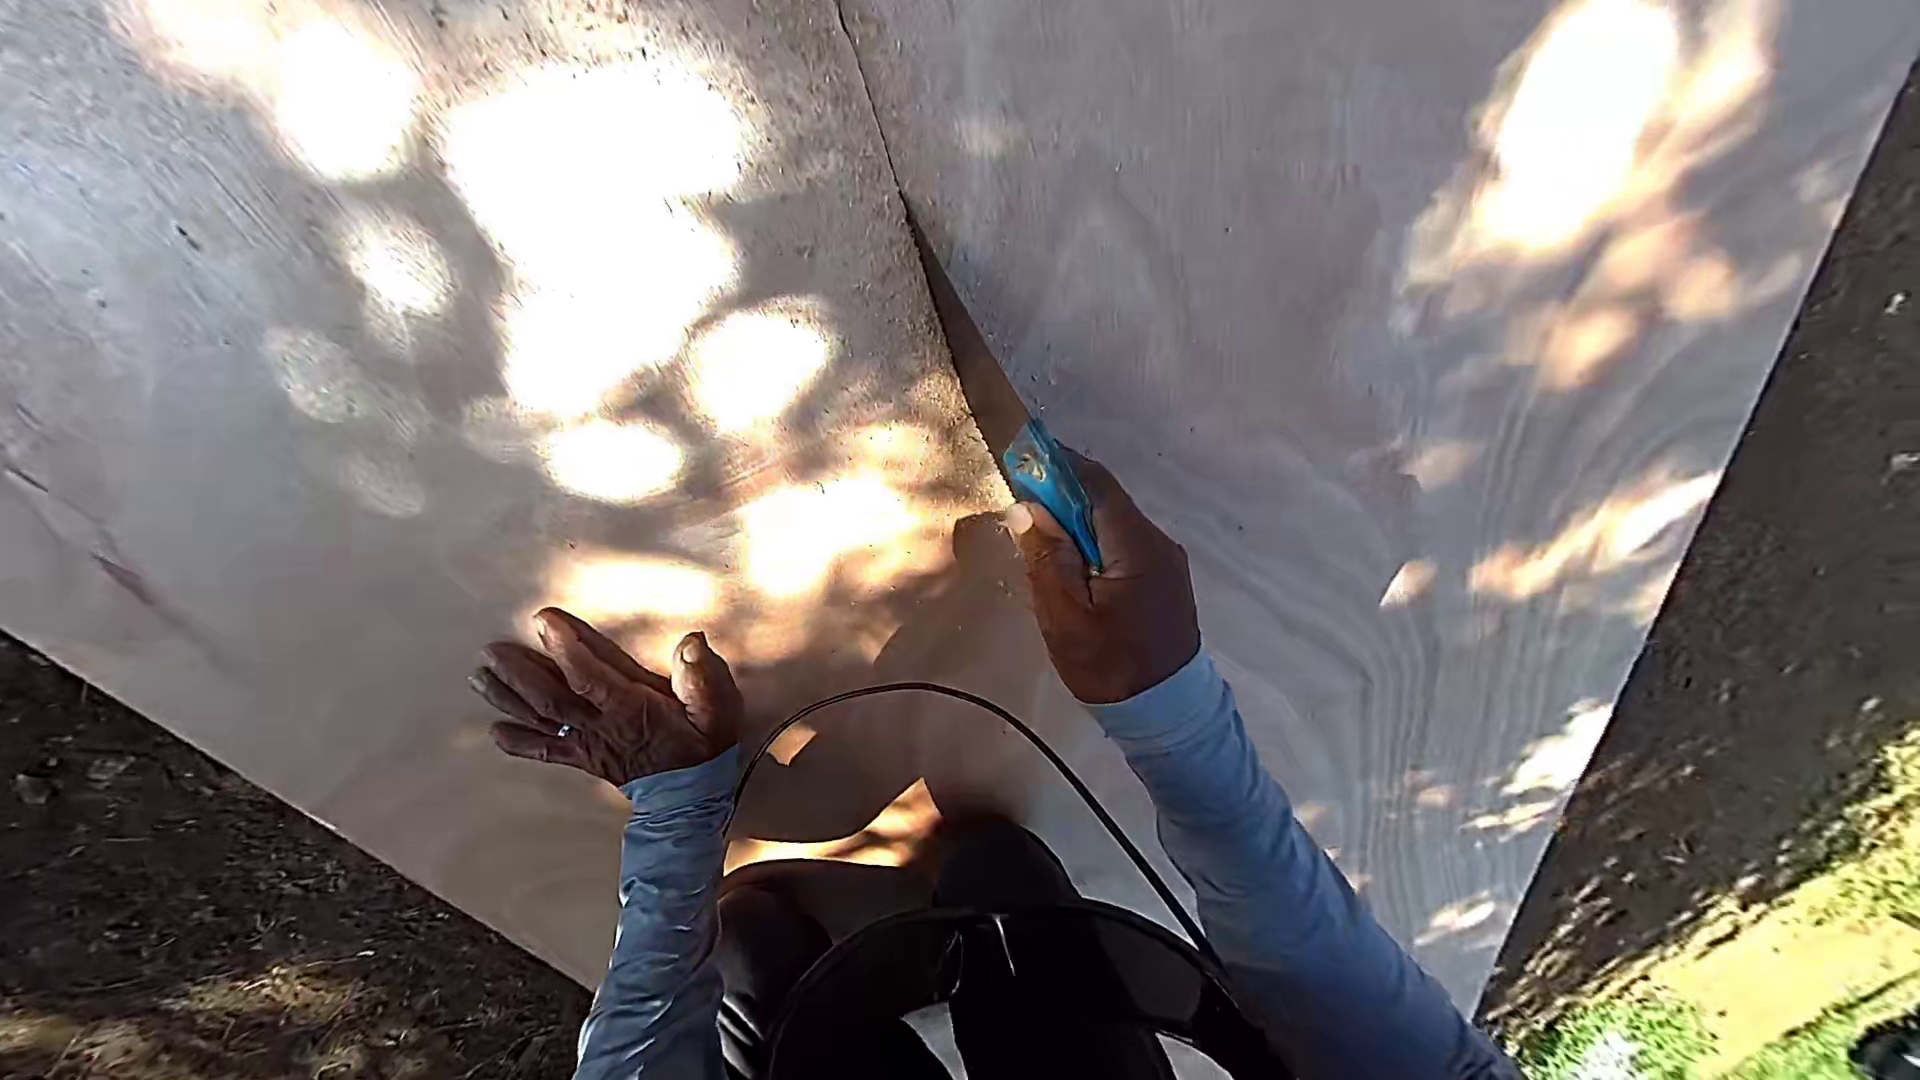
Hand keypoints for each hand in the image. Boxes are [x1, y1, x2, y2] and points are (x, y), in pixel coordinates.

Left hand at [469, 607, 743, 786]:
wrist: (691, 796)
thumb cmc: (704, 745)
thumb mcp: (716, 709)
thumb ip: (702, 676)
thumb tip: (690, 640)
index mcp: (632, 709)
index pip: (591, 676)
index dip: (566, 648)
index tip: (543, 621)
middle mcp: (602, 726)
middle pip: (551, 698)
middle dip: (520, 673)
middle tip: (491, 651)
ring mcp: (589, 744)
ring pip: (542, 719)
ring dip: (508, 698)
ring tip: (480, 677)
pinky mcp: (585, 759)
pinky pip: (546, 750)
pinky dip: (518, 742)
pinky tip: (494, 731)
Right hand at [1006, 450, 1200, 703]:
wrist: (1167, 716)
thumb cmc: (1109, 668)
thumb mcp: (1065, 617)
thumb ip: (1047, 558)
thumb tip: (1027, 509)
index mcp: (1138, 547)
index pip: (1097, 485)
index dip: (1060, 464)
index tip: (1025, 455)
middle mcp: (1159, 543)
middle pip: (1106, 501)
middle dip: (1063, 496)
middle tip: (1024, 505)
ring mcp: (1167, 560)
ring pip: (1113, 523)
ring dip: (1077, 522)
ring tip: (1043, 539)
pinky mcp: (1165, 578)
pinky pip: (1123, 545)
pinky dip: (1094, 542)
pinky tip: (1073, 564)